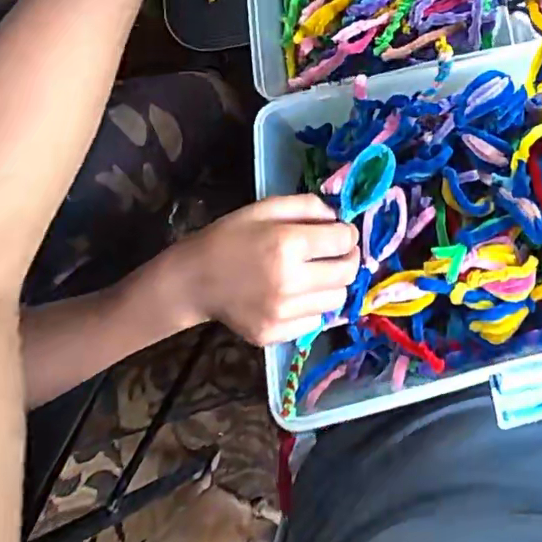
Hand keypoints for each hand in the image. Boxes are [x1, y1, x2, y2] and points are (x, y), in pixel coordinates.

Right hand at [165, 195, 358, 345]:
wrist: (193, 280)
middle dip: (349, 258)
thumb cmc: (231, 236)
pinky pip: (315, 321)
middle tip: (337, 253)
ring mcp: (282, 313)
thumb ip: (308, 206)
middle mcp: (289, 282)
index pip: (343, 241)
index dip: (348, 233)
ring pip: (337, 300)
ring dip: (333, 284)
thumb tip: (339, 219)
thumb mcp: (267, 207)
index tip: (342, 232)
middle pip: (347, 273)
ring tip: (317, 273)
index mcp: (287, 244)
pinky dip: (314, 306)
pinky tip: (298, 294)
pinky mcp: (274, 335)